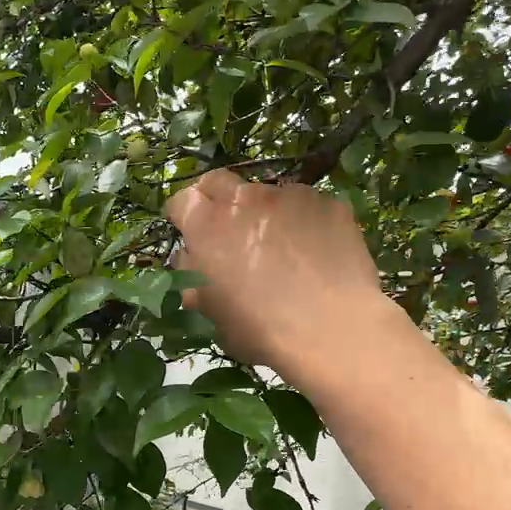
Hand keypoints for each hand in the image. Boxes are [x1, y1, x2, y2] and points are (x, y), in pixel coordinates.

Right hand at [164, 170, 398, 378]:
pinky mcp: (328, 203)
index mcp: (207, 226)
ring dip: (259, 213)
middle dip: (213, 199)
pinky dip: (297, 220)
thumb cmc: (257, 327)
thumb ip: (191, 273)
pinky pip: (302, 204)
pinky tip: (307, 251)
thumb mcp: (205, 309)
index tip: (186, 232)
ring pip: (264, 193)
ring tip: (274, 246)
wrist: (330, 329)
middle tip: (222, 230)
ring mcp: (291, 196)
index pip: (181, 200)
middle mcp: (246, 199)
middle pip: (218, 180)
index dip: (180, 215)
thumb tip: (192, 256)